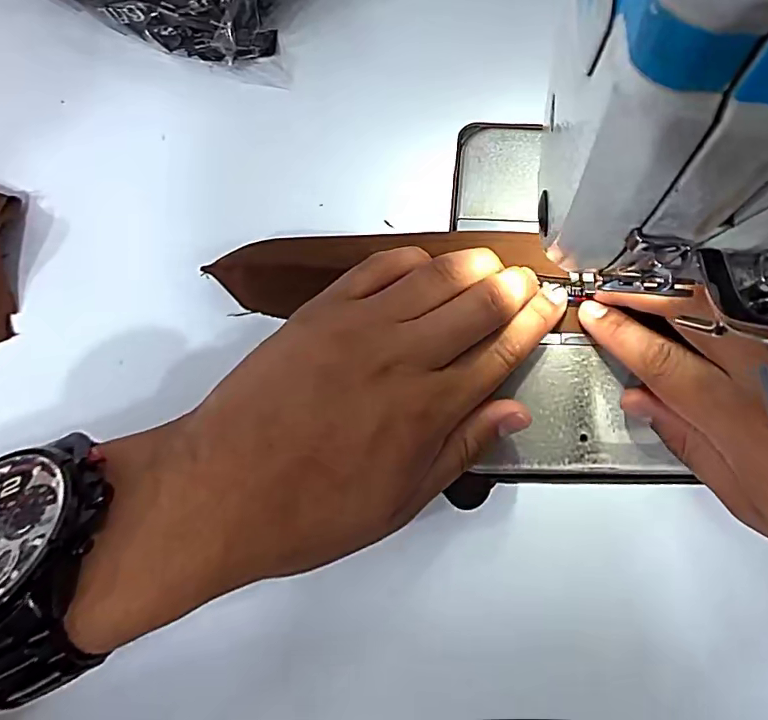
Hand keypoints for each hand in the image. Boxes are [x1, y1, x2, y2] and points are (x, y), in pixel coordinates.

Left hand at [67, 246, 565, 650]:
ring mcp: (362, 327)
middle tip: (528, 280)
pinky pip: (380, 267)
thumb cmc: (310, 509)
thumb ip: (463, 447)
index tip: (549, 306)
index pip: (500, 351)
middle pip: (479, 304)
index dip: (532, 324)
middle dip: (514, 287)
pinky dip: (413, 258)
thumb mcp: (400, 500)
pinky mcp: (324, 309)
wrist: (218, 490)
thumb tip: (513, 411)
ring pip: (438, 277)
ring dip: (474, 264)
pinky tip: (427, 263)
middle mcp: (404, 359)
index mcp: (428, 410)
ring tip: (491, 264)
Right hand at [577, 292, 767, 589]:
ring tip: (644, 286)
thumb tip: (644, 403)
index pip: (660, 361)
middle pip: (686, 313)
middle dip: (639, 295)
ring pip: (721, 299)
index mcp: (736, 416)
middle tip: (610, 288)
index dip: (620, 333)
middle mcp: (764, 369)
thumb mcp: (746, 497)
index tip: (594, 314)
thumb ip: (688, 441)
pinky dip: (721, 295)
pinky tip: (705, 299)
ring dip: (675, 288)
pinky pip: (758, 306)